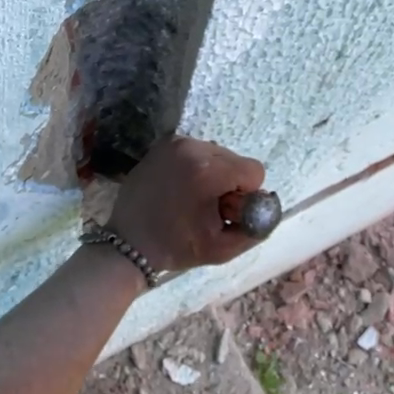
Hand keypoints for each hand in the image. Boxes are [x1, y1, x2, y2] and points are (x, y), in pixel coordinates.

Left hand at [105, 137, 267, 272]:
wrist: (128, 244)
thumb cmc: (176, 249)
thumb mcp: (222, 248)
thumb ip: (255, 228)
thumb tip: (265, 207)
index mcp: (208, 171)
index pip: (253, 170)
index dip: (245, 195)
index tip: (226, 212)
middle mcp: (191, 148)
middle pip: (234, 160)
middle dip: (229, 183)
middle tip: (207, 209)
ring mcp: (173, 144)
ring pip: (215, 154)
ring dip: (213, 175)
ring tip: (192, 200)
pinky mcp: (161, 146)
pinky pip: (194, 152)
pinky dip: (195, 169)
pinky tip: (179, 190)